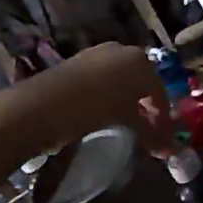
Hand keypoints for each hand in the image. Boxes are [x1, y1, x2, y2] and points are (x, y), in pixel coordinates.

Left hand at [11, 42, 175, 152]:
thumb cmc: (90, 110)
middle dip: (145, 105)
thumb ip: (150, 134)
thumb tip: (168, 151)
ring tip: (120, 122)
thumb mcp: (124, 123)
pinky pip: (101, 77)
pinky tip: (98, 111)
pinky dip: (106, 93)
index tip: (163, 140)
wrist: (35, 107)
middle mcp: (124, 51)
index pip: (160, 92)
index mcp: (142, 62)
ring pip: (121, 78)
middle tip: (144, 129)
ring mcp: (98, 53)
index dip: (163, 118)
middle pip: (142, 82)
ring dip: (125, 99)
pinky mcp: (76, 61)